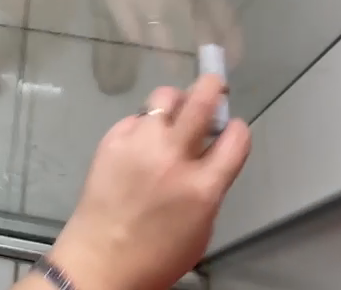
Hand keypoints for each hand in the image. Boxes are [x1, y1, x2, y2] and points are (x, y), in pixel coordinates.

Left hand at [43, 74, 251, 289]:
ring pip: (165, 97)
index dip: (238, 129)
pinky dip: (145, 124)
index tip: (234, 127)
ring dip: (176, 101)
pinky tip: (141, 141)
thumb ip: (208, 187)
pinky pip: (137, 117)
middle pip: (201, 102)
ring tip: (174, 112)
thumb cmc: (158, 255)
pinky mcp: (114, 136)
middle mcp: (174, 156)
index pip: (235, 140)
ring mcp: (141, 142)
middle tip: (214, 83)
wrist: (102, 257)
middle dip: (213, 86)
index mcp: (203, 187)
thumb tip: (207, 156)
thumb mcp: (200, 228)